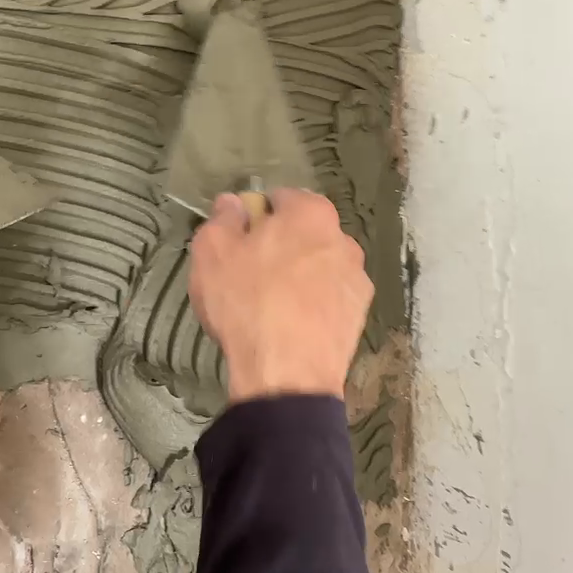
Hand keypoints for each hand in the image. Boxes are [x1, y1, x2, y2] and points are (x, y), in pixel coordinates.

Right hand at [188, 189, 373, 403]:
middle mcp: (343, 239)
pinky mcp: (359, 316)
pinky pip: (328, 298)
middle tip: (248, 272)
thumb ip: (222, 219)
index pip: (280, 198)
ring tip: (269, 304)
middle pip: (303, 233)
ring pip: (318, 266)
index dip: (255, 215)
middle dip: (279, 245)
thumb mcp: (212, 252)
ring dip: (298, 275)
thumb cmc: (246, 302)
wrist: (287, 373)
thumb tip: (232, 204)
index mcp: (310, 214)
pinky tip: (289, 324)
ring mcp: (356, 279)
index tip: (237, 240)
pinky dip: (311, 304)